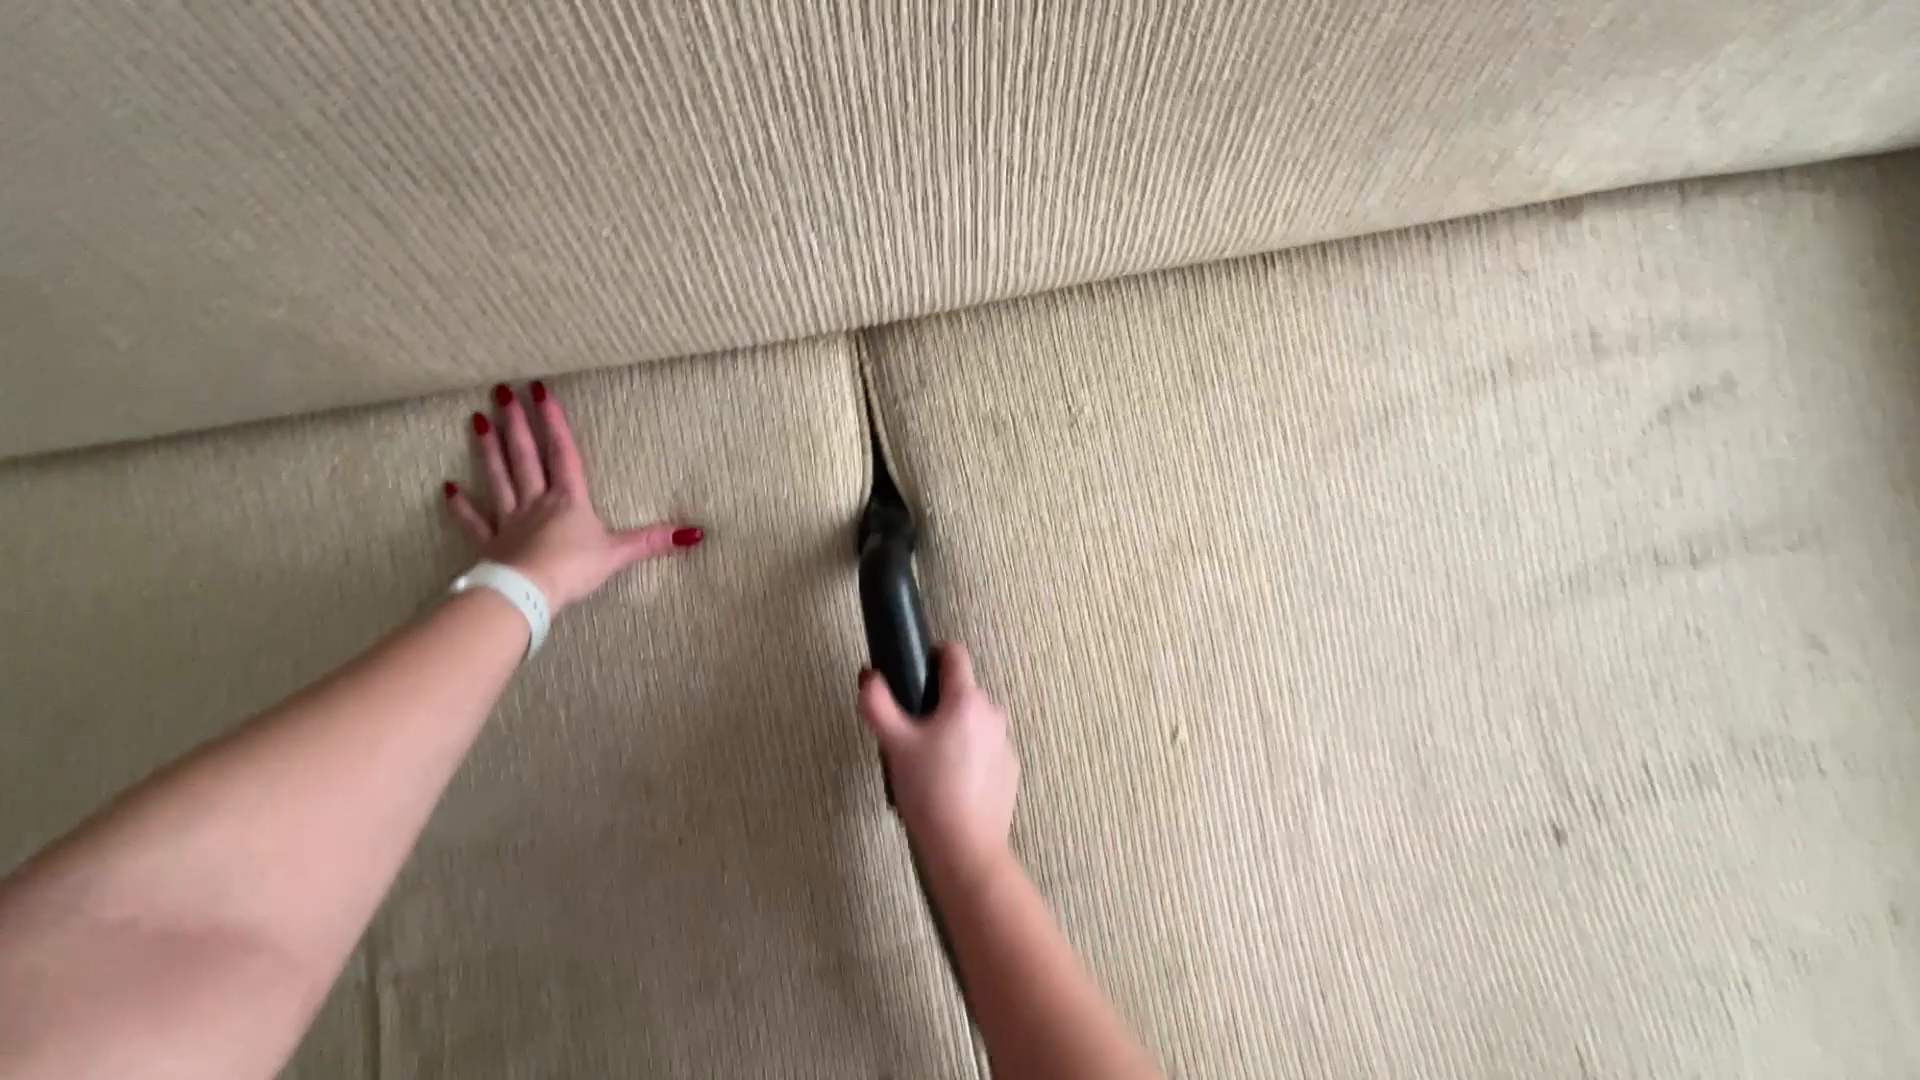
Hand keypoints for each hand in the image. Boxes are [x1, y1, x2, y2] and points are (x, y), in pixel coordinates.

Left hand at [443, 382, 701, 610]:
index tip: (540, 391)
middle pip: (524, 457)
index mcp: (568, 501)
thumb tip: (695, 534)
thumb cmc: (572, 570)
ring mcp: (510, 521)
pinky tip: (447, 488)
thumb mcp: (619, 554)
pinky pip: (473, 521)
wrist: (526, 593)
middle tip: (501, 391)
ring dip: (488, 449)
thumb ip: (652, 541)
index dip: (554, 422)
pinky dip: (460, 505)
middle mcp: (536, 503)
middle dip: (515, 423)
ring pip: (498, 478)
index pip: (562, 453)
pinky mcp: (491, 544)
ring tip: (477, 419)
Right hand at [858, 644, 1019, 883]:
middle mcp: (992, 713)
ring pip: (973, 721)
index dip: (932, 655)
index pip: (954, 653)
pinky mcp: (1009, 768)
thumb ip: (877, 703)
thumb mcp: (894, 744)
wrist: (965, 846)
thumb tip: (868, 676)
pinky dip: (969, 755)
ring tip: (929, 762)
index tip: (915, 672)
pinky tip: (950, 782)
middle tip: (912, 731)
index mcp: (965, 699)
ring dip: (953, 729)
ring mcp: (1004, 742)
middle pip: (961, 691)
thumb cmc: (929, 791)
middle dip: (937, 702)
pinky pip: (985, 748)